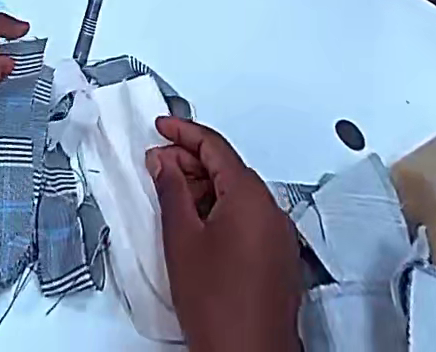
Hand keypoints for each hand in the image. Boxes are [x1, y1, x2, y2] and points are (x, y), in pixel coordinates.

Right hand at [147, 116, 302, 351]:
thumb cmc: (219, 308)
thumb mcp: (180, 236)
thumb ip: (170, 188)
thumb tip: (163, 162)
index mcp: (249, 198)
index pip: (214, 145)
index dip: (183, 131)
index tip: (162, 127)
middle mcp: (271, 211)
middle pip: (227, 166)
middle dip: (189, 160)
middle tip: (158, 164)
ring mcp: (278, 236)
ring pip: (236, 191)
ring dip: (203, 184)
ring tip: (170, 193)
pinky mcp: (278, 258)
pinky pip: (247, 215)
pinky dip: (219, 207)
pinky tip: (194, 220)